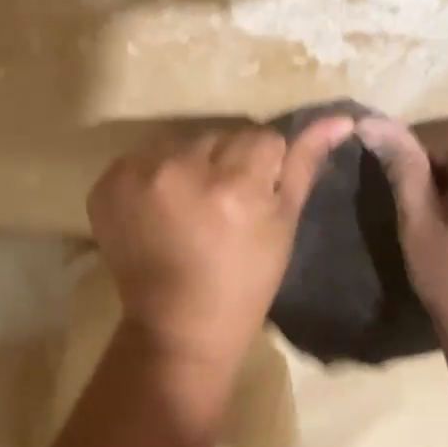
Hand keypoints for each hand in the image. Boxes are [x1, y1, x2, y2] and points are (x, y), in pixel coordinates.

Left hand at [87, 119, 353, 367]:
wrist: (176, 328)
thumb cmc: (243, 283)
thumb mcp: (283, 226)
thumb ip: (304, 165)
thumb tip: (339, 119)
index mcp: (235, 183)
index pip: (263, 138)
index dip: (264, 168)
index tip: (255, 200)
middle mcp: (184, 168)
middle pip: (220, 137)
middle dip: (226, 164)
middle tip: (222, 207)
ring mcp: (140, 174)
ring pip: (183, 144)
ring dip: (189, 167)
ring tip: (189, 208)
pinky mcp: (108, 182)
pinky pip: (145, 158)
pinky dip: (154, 177)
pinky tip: (159, 211)